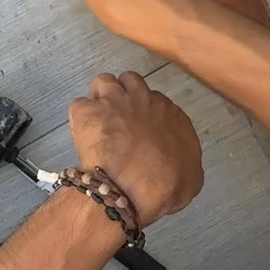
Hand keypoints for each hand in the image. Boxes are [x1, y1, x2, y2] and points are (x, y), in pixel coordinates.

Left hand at [69, 71, 203, 226]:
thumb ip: (184, 162)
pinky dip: (79, 118)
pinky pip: (79, 105)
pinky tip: (82, 134)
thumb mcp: (190, 178)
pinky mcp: (88, 111)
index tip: (138, 128)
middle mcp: (143, 100)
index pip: (154, 101)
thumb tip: (176, 164)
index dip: (143, 114)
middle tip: (117, 116)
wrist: (135, 188)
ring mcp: (114, 102)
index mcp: (169, 114)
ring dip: (100, 97)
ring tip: (97, 118)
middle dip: (123, 95)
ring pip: (104, 81)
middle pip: (131, 81)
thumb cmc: (166, 186)